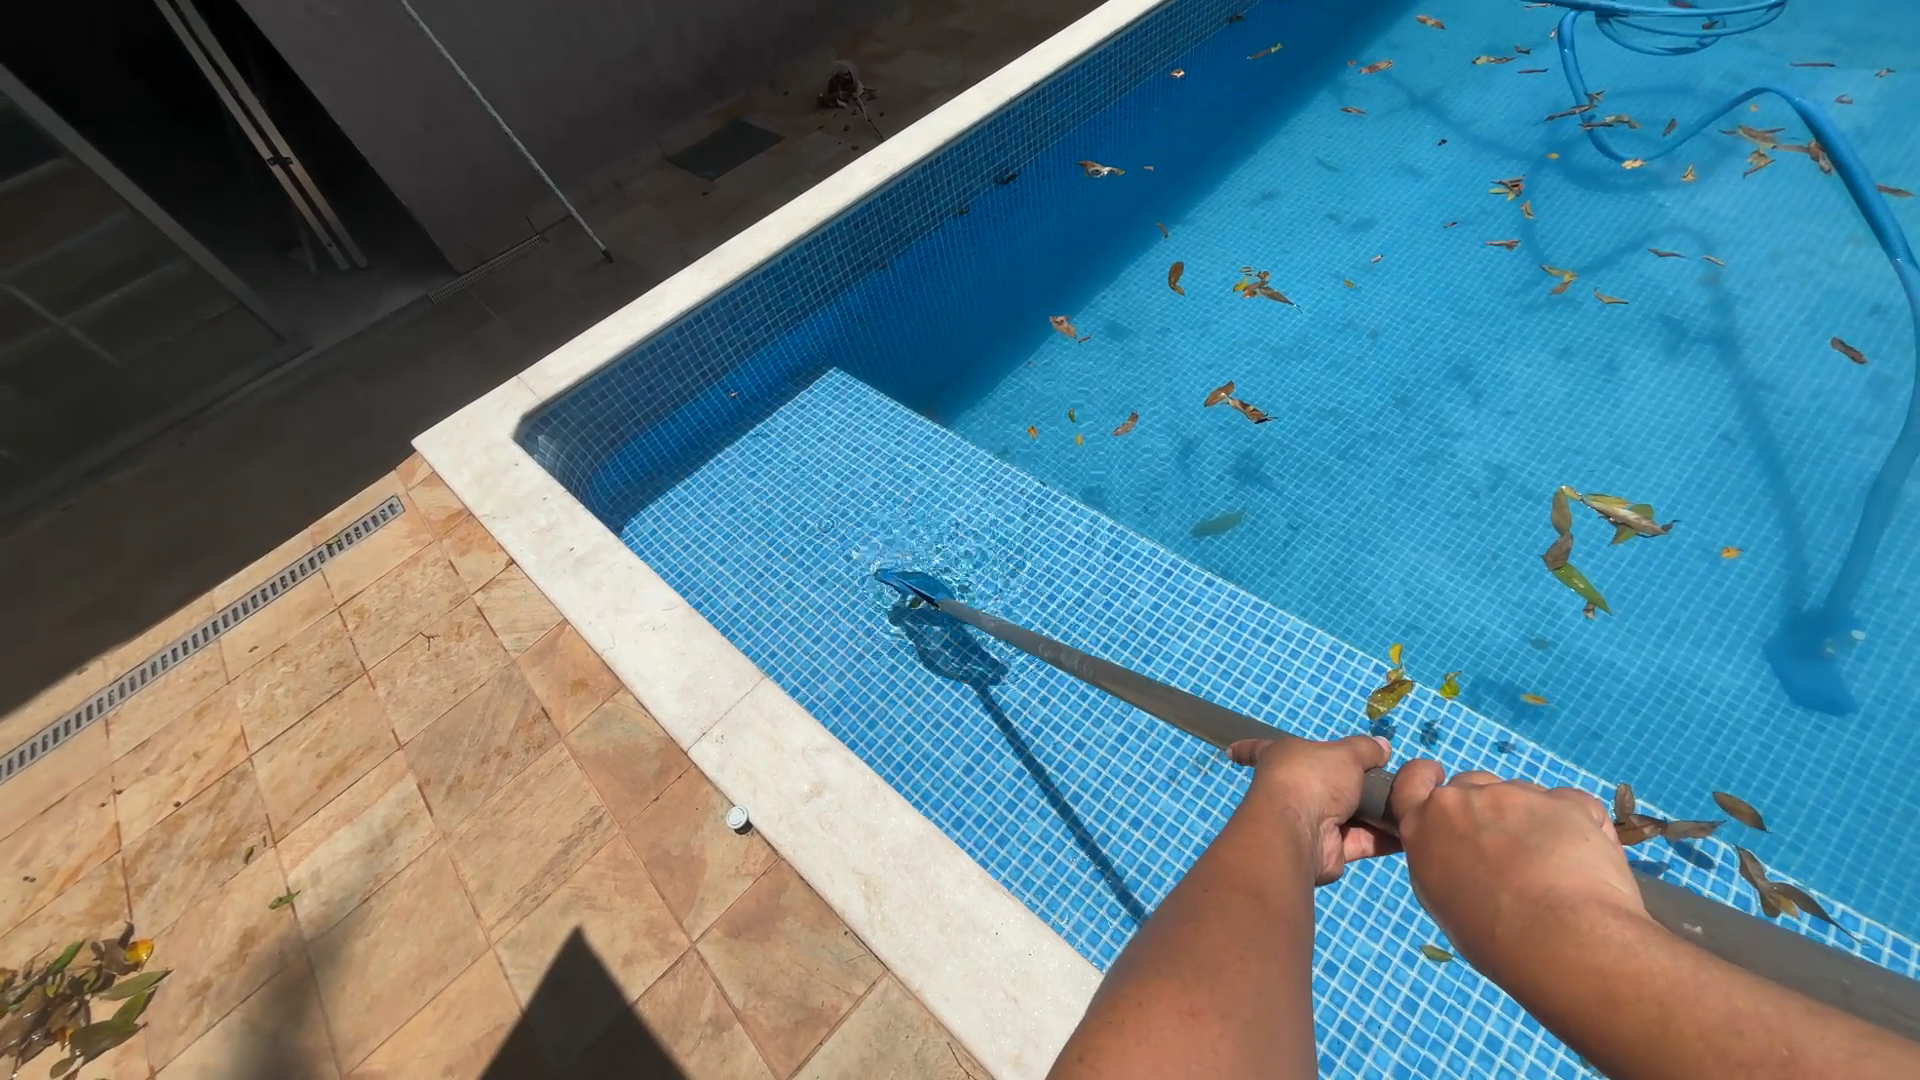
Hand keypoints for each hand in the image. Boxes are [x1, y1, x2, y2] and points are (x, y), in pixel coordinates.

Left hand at [1228, 735, 1397, 885]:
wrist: (1302, 829)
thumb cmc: (1312, 778)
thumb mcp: (1344, 754)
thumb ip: (1364, 749)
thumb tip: (1381, 747)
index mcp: (1281, 756)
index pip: (1257, 748)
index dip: (1245, 748)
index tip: (1229, 750)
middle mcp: (1291, 786)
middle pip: (1322, 783)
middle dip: (1349, 785)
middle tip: (1385, 780)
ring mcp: (1309, 819)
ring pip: (1347, 813)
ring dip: (1374, 812)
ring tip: (1409, 804)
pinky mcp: (1329, 848)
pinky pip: (1362, 840)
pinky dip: (1383, 837)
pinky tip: (1410, 832)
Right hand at [1390, 763, 1648, 975]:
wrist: (1561, 940)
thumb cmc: (1493, 938)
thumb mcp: (1442, 897)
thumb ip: (1442, 859)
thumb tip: (1463, 856)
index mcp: (1421, 825)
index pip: (1411, 781)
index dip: (1424, 776)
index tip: (1436, 778)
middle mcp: (1459, 801)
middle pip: (1472, 786)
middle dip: (1488, 807)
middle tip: (1511, 847)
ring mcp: (1510, 796)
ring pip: (1522, 793)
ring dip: (1535, 817)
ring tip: (1559, 864)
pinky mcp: (1562, 803)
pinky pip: (1572, 803)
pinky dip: (1581, 824)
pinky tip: (1591, 859)